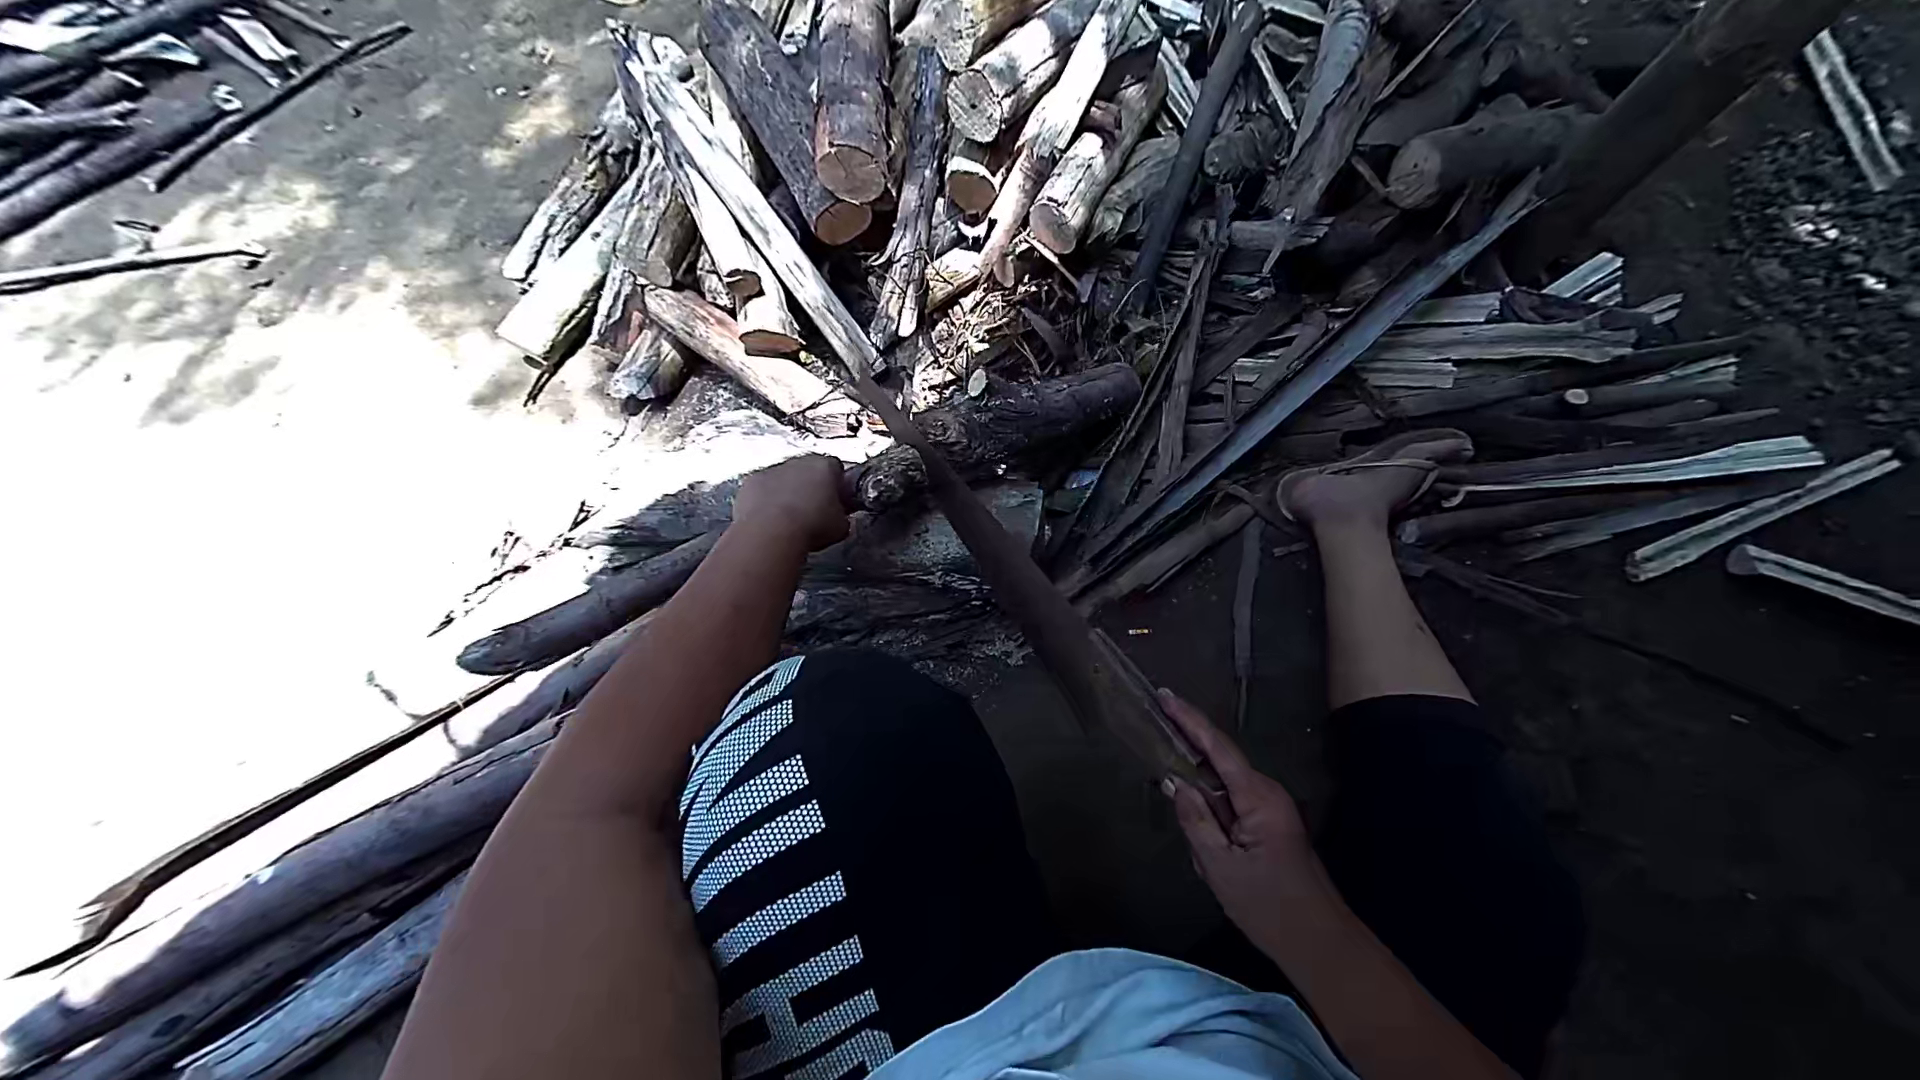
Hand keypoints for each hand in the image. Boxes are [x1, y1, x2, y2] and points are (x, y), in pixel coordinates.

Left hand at [731, 455, 852, 551]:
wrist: (772, 532)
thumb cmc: (812, 526)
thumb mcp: (841, 526)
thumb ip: (842, 515)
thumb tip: (839, 518)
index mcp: (825, 466)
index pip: (836, 469)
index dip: (837, 486)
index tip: (836, 502)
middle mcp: (798, 461)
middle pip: (808, 470)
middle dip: (810, 486)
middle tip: (812, 511)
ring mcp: (772, 469)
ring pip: (783, 478)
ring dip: (786, 492)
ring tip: (788, 519)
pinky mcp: (750, 482)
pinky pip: (762, 489)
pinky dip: (765, 500)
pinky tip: (768, 520)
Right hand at [1160, 690, 1334, 947]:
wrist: (1322, 946)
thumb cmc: (1270, 907)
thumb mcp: (1220, 866)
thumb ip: (1195, 818)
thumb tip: (1174, 781)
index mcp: (1258, 796)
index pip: (1217, 746)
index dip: (1189, 719)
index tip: (1165, 695)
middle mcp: (1266, 792)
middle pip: (1218, 762)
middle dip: (1187, 761)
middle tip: (1157, 752)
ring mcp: (1269, 808)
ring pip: (1221, 789)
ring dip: (1201, 805)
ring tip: (1199, 845)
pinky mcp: (1268, 824)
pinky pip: (1230, 807)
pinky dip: (1212, 819)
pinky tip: (1209, 851)